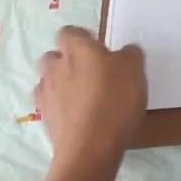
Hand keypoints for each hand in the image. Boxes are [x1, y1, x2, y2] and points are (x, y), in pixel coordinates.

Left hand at [34, 26, 146, 167]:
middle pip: (52, 56)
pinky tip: (77, 115)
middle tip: (89, 71)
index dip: (82, 37)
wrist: (91, 148)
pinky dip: (59, 107)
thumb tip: (124, 53)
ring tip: (81, 95)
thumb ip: (129, 54)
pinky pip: (49, 106)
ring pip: (46, 81)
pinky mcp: (46, 121)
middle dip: (65, 60)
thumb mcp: (134, 68)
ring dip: (59, 84)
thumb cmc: (114, 99)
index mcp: (77, 49)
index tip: (99, 48)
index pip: (68, 32)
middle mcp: (56, 68)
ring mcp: (47, 95)